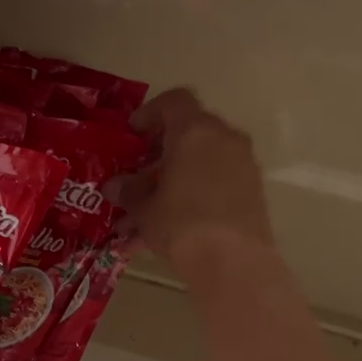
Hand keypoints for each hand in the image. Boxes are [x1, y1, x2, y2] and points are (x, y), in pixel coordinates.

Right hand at [129, 88, 275, 273]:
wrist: (231, 258)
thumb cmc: (181, 223)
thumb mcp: (144, 209)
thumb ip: (128, 192)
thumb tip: (114, 186)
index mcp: (194, 132)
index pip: (174, 102)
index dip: (150, 112)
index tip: (132, 132)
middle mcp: (222, 139)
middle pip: (186, 136)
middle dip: (156, 158)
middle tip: (133, 181)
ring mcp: (239, 165)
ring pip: (196, 167)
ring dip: (166, 188)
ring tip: (135, 224)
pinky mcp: (247, 191)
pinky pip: (209, 187)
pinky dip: (185, 202)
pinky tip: (158, 236)